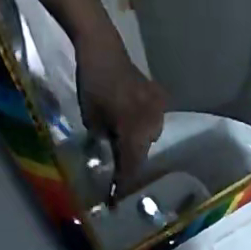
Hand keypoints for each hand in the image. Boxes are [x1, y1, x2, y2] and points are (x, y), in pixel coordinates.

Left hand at [75, 36, 166, 189]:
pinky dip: (143, 128)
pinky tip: (134, 128)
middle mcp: (152, 126)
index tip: (116, 202)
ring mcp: (159, 112)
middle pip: (141, 154)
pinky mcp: (159, 98)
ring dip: (136, 145)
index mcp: (135, 133)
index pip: (130, 168)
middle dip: (129, 164)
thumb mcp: (91, 120)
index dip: (122, 186)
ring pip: (148, 138)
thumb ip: (102, 141)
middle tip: (118, 176)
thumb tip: (108, 155)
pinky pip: (152, 122)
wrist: (102, 46)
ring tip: (124, 149)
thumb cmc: (93, 84)